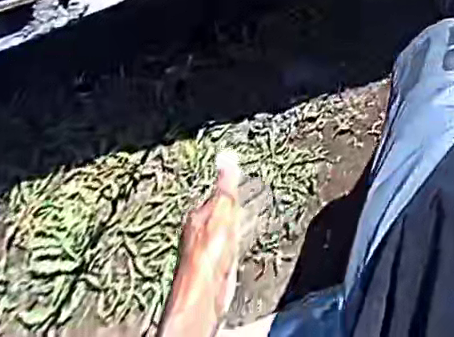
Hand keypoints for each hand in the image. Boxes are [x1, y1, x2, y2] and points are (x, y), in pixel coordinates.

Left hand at [159, 151, 243, 336]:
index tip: (244, 175)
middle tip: (252, 189)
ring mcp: (209, 250)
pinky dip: (241, 234)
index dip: (230, 185)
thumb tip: (226, 156)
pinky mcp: (219, 266)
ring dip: (239, 218)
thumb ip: (226, 185)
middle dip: (234, 202)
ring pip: (227, 226)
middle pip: (220, 210)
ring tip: (254, 208)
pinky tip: (246, 235)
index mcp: (198, 215)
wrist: (204, 297)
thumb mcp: (221, 211)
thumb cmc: (208, 254)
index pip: (216, 193)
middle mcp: (200, 231)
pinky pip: (233, 242)